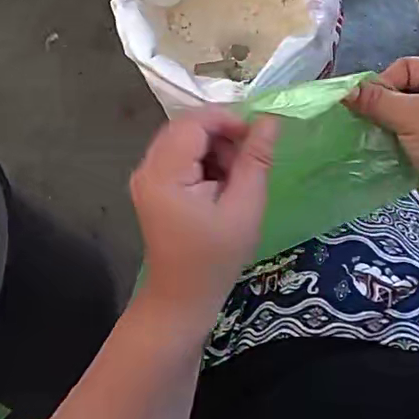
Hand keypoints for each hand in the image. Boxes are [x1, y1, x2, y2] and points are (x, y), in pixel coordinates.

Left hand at [129, 108, 278, 313]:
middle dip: (223, 135)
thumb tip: (270, 120)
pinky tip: (221, 186)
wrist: (183, 298)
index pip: (194, 122)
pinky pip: (181, 157)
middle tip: (249, 162)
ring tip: (236, 179)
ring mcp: (147, 177)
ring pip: (186, 140)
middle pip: (187, 127)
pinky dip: (206, 162)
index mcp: (164, 174)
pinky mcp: (154, 186)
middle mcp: (147, 168)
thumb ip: (256, 159)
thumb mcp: (245, 207)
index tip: (257, 139)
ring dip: (216, 149)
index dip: (229, 120)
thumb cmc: (216, 257)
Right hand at [344, 57, 418, 215]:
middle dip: (380, 106)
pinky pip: (399, 142)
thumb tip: (345, 91)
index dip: (385, 79)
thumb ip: (376, 100)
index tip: (368, 100)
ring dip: (381, 128)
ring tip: (366, 137)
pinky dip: (386, 146)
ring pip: (397, 120)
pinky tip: (372, 152)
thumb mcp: (412, 114)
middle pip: (399, 93)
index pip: (406, 66)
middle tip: (362, 119)